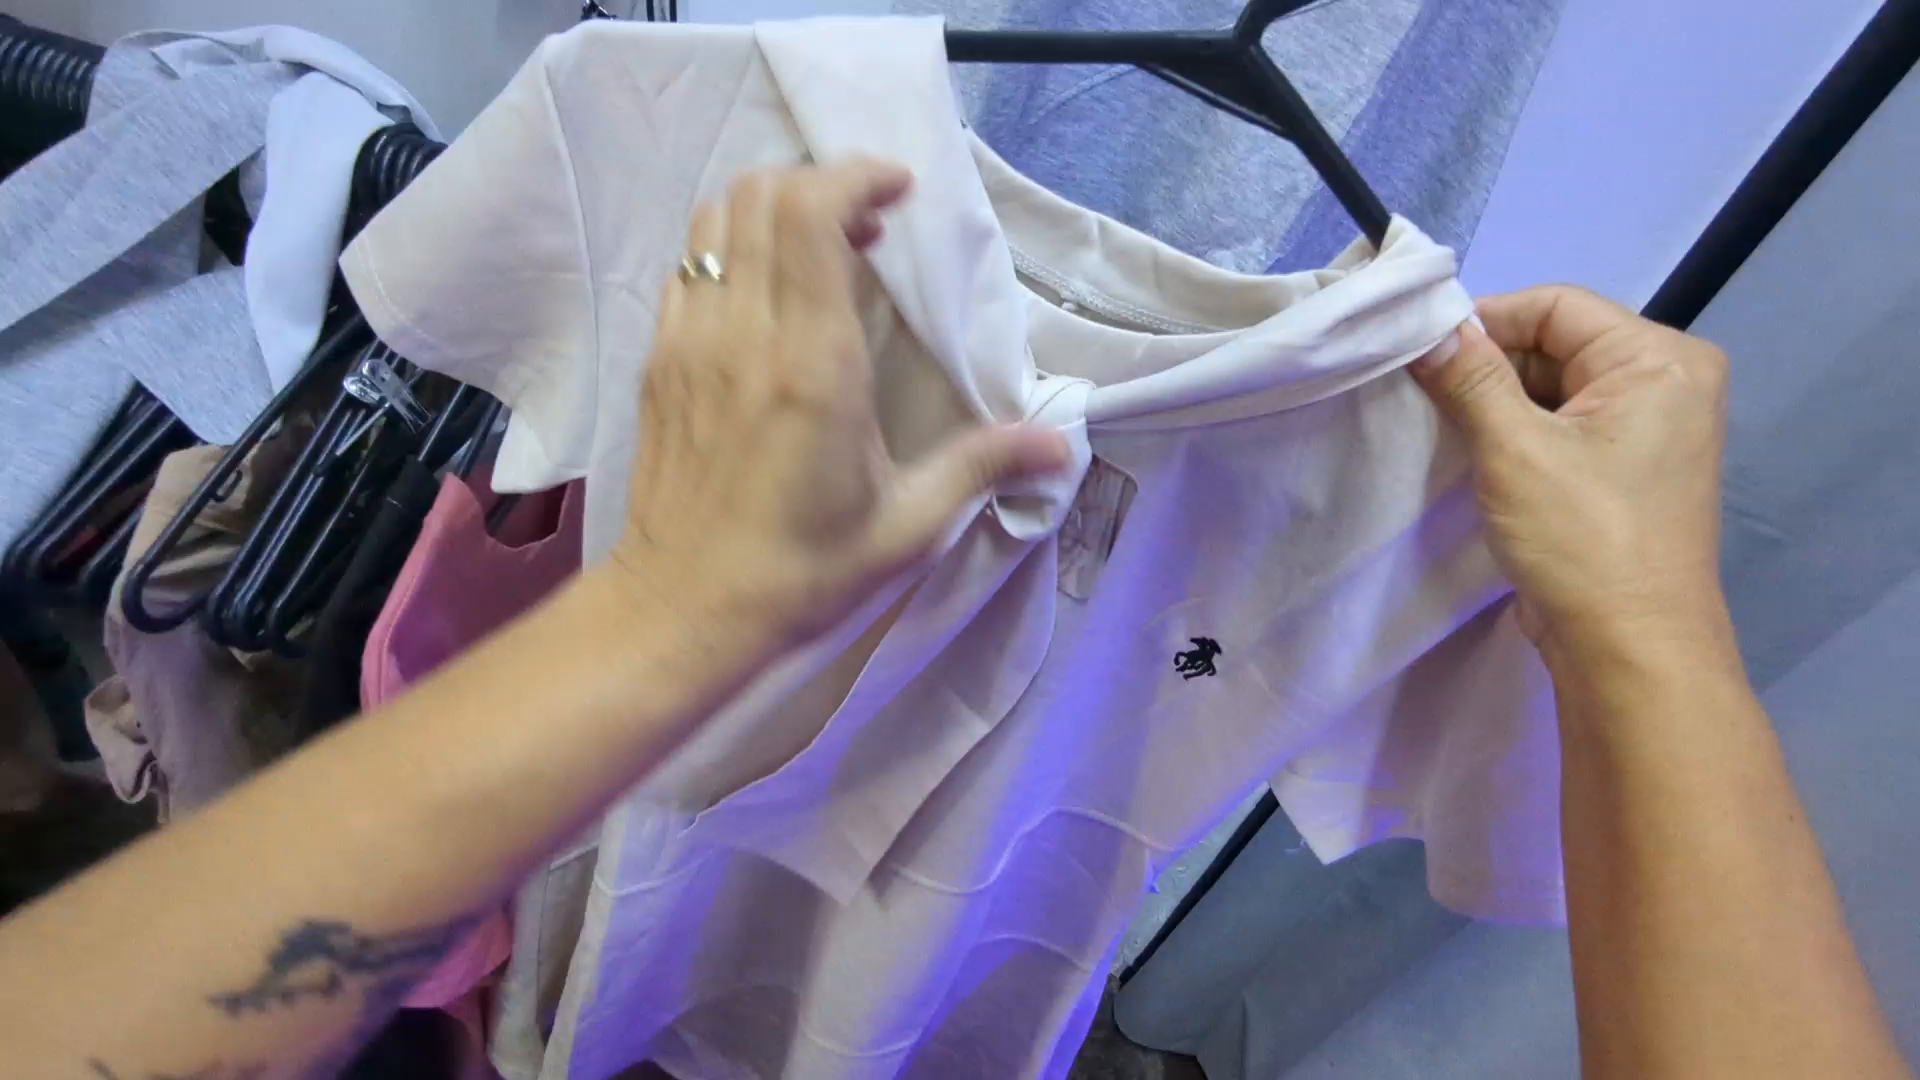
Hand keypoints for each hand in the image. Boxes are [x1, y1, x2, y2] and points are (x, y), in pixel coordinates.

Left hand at [610, 160, 1070, 655]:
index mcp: (812, 365)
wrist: (683, 612)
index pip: (811, 212)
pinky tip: (765, 298)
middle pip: (760, 194)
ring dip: (772, 211)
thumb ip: (981, 467)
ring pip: (716, 220)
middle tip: (871, 226)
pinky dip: (732, 250)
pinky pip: (689, 267)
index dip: (855, 175)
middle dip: (820, 185)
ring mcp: (688, 343)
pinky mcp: (659, 364)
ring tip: (821, 251)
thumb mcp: (907, 528)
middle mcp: (742, 334)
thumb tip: (1061, 444)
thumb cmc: (802, 574)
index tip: (899, 191)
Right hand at [1410, 285, 1732, 663]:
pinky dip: (1509, 429)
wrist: (1625, 641)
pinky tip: (1467, 451)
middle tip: (1418, 393)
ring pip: (1548, 386)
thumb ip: (1470, 379)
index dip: (1483, 321)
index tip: (1419, 354)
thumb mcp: (1515, 448)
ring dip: (1490, 400)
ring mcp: (1641, 428)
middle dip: (1483, 364)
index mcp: (1658, 361)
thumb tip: (1427, 328)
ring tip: (1436, 424)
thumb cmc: (1579, 535)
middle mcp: (1662, 382)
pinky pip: (1555, 424)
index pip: (1556, 306)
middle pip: (1553, 343)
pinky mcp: (1616, 467)